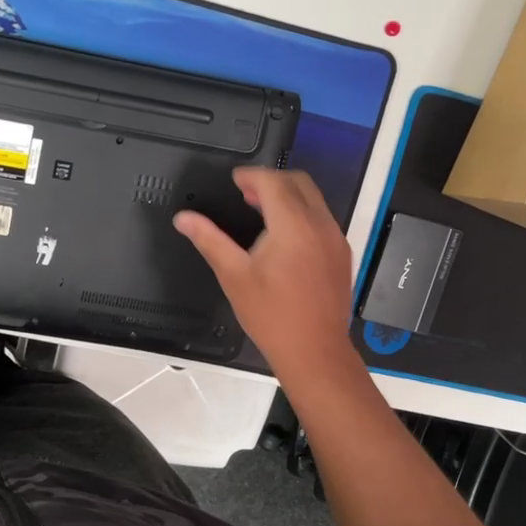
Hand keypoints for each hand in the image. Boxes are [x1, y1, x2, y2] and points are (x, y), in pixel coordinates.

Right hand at [174, 168, 357, 374]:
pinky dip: (303, 213)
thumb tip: (183, 218)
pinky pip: (323, 218)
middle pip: (300, 183)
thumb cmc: (270, 315)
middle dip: (272, 180)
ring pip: (315, 199)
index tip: (234, 179)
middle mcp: (320, 225)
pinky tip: (284, 236)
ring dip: (289, 196)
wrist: (314, 350)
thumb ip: (209, 240)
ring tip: (262, 211)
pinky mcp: (342, 253)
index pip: (273, 182)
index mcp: (293, 226)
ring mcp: (335, 238)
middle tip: (246, 193)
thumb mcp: (233, 276)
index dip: (252, 175)